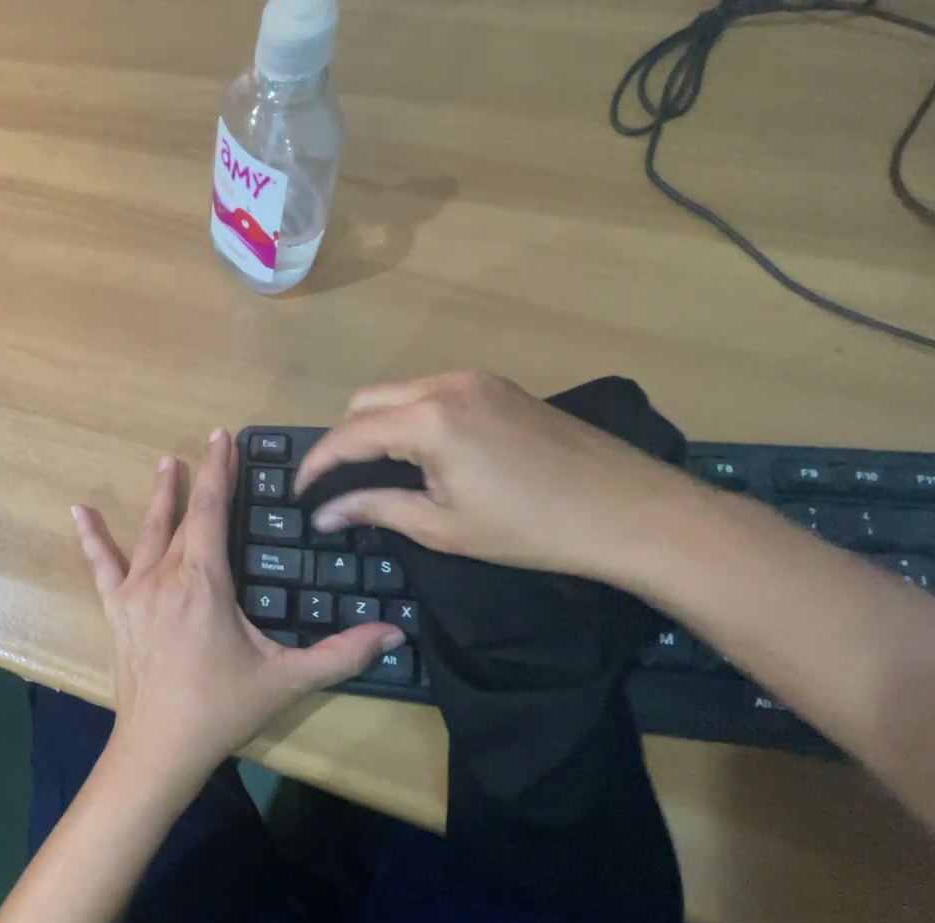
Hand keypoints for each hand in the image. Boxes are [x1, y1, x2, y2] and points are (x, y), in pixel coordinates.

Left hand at [72, 429, 403, 783]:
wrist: (158, 746)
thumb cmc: (220, 709)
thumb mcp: (287, 680)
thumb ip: (342, 654)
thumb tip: (396, 633)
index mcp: (203, 582)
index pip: (213, 512)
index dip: (219, 473)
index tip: (224, 438)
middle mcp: (164, 576)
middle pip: (184, 518)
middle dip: (200, 480)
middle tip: (211, 446)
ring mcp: (133, 591)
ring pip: (147, 533)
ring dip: (159, 497)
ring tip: (165, 463)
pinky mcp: (115, 609)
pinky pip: (100, 564)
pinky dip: (91, 536)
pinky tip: (78, 510)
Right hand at [294, 372, 703, 581]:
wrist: (635, 513)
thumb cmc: (531, 529)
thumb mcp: (441, 527)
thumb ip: (372, 509)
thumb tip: (322, 513)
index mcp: (428, 420)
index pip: (347, 435)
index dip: (316, 465)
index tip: (299, 494)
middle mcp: (446, 385)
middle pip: (365, 402)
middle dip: (343, 441)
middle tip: (340, 485)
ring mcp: (478, 382)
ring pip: (398, 394)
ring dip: (376, 427)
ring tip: (378, 472)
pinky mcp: (501, 388)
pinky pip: (431, 394)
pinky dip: (409, 419)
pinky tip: (421, 455)